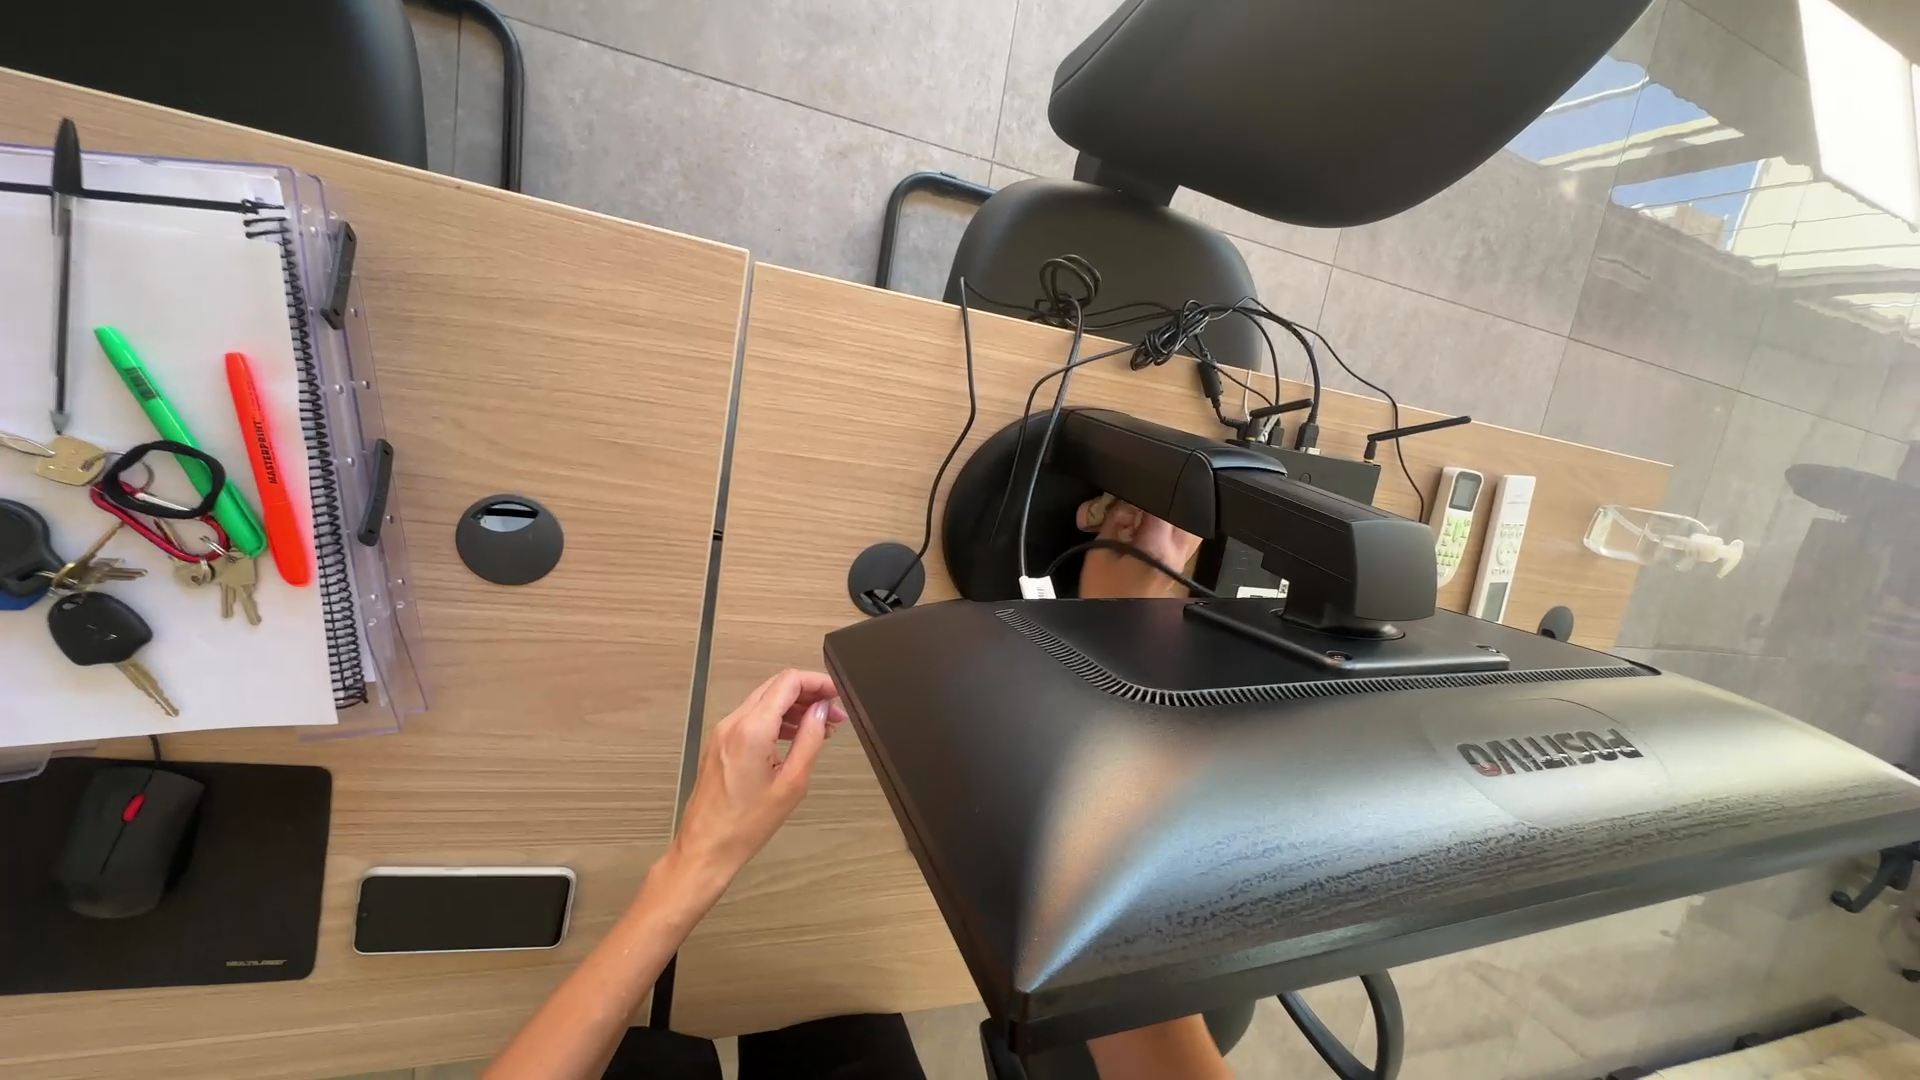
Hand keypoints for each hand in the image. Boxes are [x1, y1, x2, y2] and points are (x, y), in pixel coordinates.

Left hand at [669, 670, 847, 889]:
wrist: (705, 849)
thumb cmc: (748, 824)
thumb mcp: (792, 783)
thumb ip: (810, 739)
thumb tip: (823, 709)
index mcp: (752, 729)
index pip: (789, 682)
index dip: (817, 682)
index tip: (837, 696)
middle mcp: (734, 722)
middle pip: (776, 686)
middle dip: (808, 693)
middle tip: (834, 714)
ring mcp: (723, 731)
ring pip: (764, 699)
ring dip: (794, 706)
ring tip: (821, 728)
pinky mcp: (719, 742)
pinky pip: (752, 716)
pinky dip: (776, 718)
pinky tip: (795, 736)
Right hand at [1076, 495, 1202, 598]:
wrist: (1114, 629)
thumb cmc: (1104, 597)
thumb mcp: (1098, 552)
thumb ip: (1113, 521)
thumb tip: (1121, 504)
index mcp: (1157, 547)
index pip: (1165, 503)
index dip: (1149, 490)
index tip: (1134, 488)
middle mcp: (1176, 554)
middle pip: (1187, 512)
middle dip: (1165, 501)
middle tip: (1142, 501)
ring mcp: (1179, 564)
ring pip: (1188, 527)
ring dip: (1171, 516)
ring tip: (1145, 517)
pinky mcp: (1175, 571)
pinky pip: (1181, 541)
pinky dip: (1168, 531)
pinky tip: (1146, 534)